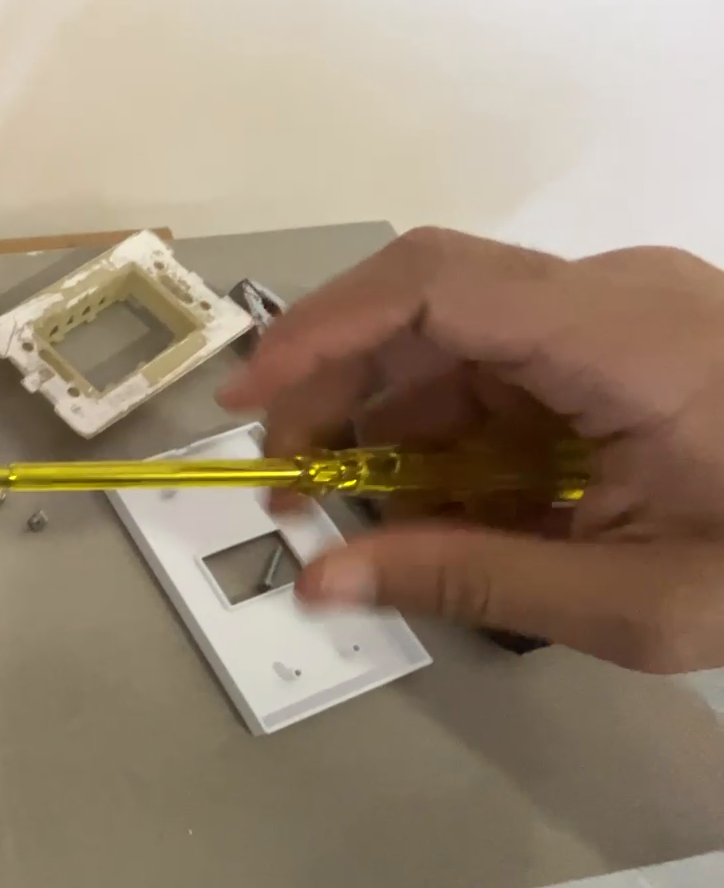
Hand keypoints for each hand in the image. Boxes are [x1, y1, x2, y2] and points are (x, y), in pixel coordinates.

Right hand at [220, 227, 723, 672]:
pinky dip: (433, 441)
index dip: (316, 334)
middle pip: (404, 321)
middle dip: (324, 405)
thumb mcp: (644, 600)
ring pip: (426, 355)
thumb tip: (315, 583)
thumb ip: (468, 582)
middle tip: (289, 490)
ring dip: (377, 436)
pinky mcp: (596, 339)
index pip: (431, 287)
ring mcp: (601, 313)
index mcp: (630, 338)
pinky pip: (469, 377)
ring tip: (384, 523)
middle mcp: (605, 296)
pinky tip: (456, 501)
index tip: (243, 401)